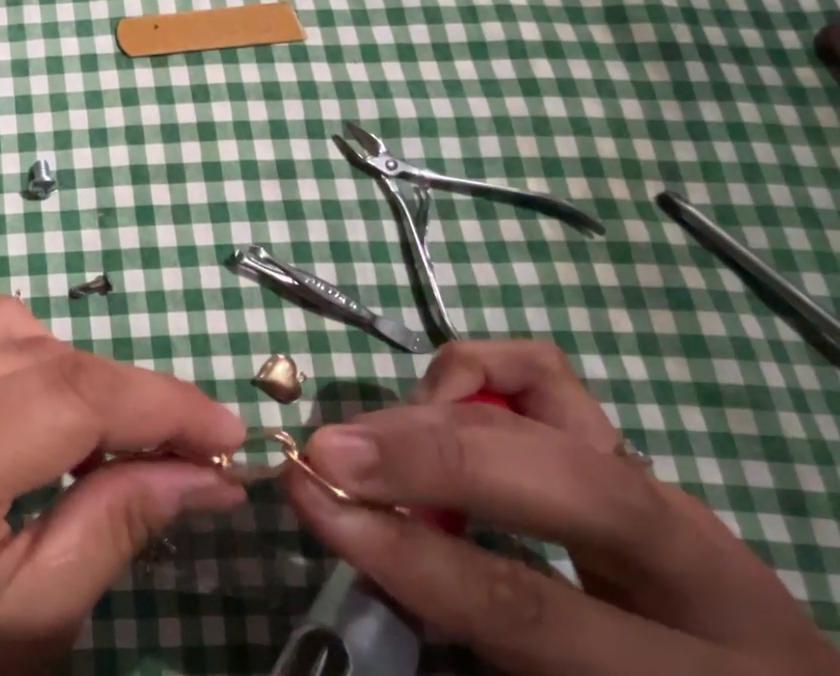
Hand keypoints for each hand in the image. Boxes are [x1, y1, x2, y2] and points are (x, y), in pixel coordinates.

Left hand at [0, 279, 245, 674]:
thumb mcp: (22, 619)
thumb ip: (113, 527)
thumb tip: (207, 473)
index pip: (69, 396)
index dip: (161, 405)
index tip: (224, 434)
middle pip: (41, 351)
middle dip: (124, 392)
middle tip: (166, 452)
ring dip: (60, 365)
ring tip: (76, 435)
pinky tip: (1, 394)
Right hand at [285, 339, 839, 675]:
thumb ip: (462, 624)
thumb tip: (356, 544)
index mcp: (688, 672)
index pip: (527, 601)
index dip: (409, 548)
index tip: (315, 501)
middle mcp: (704, 569)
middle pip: (565, 477)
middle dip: (425, 453)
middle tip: (325, 449)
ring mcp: (671, 495)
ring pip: (558, 409)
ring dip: (434, 414)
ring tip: (363, 444)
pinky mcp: (635, 455)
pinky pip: (550, 378)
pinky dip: (474, 373)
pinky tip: (428, 410)